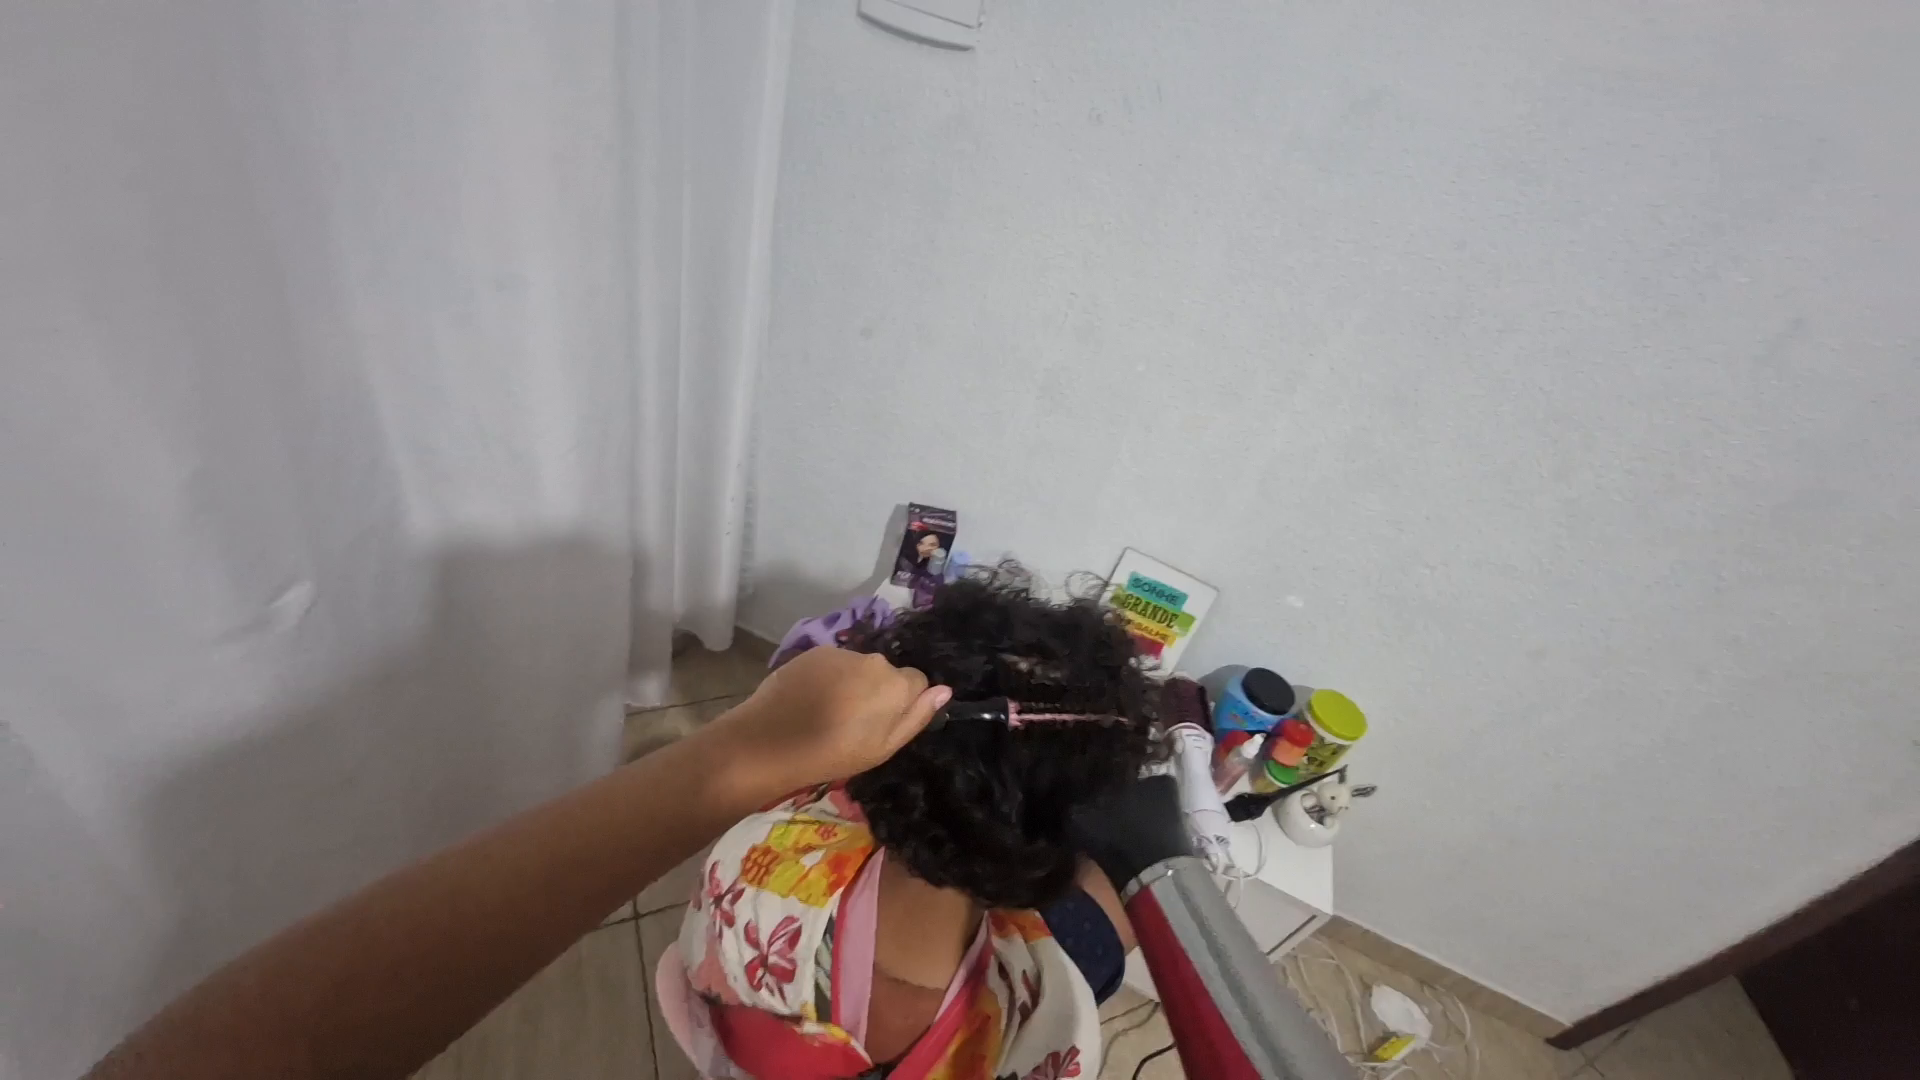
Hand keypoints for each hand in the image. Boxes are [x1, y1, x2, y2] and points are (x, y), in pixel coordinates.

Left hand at [708, 648, 950, 795]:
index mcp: (897, 684)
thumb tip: (945, 690)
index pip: (917, 682)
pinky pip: (834, 663)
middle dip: (877, 692)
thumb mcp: (883, 748)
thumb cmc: (833, 754)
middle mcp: (875, 660)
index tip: (881, 724)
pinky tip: (810, 700)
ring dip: (852, 684)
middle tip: (853, 723)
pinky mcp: (816, 651)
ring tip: (827, 713)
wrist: (770, 741)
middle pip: (887, 673)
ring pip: (859, 668)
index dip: (902, 704)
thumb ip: (917, 716)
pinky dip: (828, 678)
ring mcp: (843, 652)